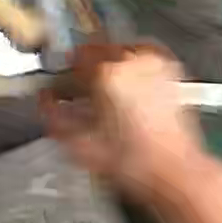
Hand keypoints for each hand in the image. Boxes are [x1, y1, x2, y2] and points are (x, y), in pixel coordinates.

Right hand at [40, 42, 209, 206]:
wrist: (176, 173)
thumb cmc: (135, 165)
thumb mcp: (82, 146)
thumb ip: (55, 117)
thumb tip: (44, 100)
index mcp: (106, 74)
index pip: (75, 58)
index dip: (65, 74)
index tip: (62, 85)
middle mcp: (129, 60)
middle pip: (96, 50)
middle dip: (86, 68)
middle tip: (84, 89)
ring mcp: (151, 61)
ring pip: (118, 49)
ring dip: (109, 64)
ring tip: (108, 90)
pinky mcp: (169, 67)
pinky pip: (142, 52)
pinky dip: (132, 61)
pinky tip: (129, 82)